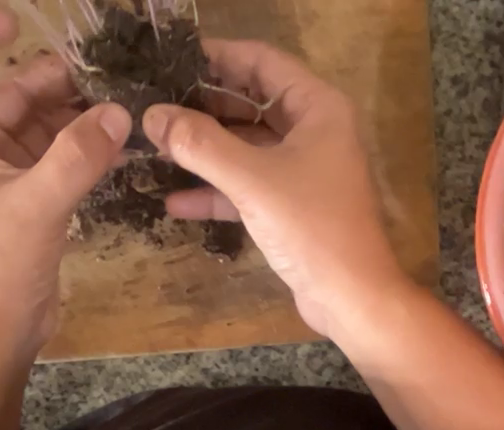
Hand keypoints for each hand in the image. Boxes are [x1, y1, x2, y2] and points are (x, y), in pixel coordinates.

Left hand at [0, 6, 130, 360]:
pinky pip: (56, 160)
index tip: (14, 27)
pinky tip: (118, 149)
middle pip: (6, 89)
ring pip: (38, 125)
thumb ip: (78, 158)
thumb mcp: (36, 206)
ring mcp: (0, 175)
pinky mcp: (27, 202)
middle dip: (53, 81)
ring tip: (123, 114)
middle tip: (108, 83)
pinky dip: (83, 151)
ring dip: (76, 117)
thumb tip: (120, 114)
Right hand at [141, 42, 412, 340]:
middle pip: (250, 106)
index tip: (170, 60)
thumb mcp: (252, 181)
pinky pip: (249, 190)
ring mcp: (303, 174)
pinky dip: (218, 194)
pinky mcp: (293, 211)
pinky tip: (176, 202)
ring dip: (205, 155)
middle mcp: (314, 134)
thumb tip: (152, 116)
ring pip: (246, 151)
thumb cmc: (312, 228)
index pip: (261, 62)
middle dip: (203, 109)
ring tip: (155, 150)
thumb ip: (201, 145)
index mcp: (317, 109)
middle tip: (155, 107)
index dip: (216, 57)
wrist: (350, 297)